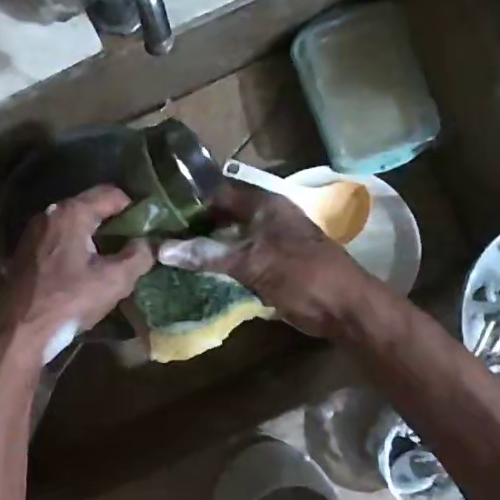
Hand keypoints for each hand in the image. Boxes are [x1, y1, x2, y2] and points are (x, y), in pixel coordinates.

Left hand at [0, 185, 155, 361]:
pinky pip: (59, 240)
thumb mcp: (114, 280)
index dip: (134, 207)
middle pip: (90, 207)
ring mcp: (33, 233)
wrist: (20, 331)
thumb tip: (150, 242)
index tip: (149, 227)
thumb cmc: (69, 301)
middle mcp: (49, 214)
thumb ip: (139, 255)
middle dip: (115, 223)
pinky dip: (75, 248)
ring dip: (94, 237)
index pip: (111, 194)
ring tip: (113, 259)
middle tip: (134, 244)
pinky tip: (85, 271)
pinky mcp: (24, 252)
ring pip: (73, 225)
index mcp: (71, 213)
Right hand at [156, 180, 377, 336]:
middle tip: (154, 233)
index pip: (217, 190)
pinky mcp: (267, 265)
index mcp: (264, 204)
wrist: (345, 309)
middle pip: (219, 214)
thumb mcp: (252, 263)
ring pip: (226, 238)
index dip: (188, 197)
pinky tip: (189, 272)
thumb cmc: (303, 276)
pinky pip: (234, 259)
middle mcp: (264, 217)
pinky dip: (214, 264)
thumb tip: (162, 249)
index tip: (156, 207)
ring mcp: (266, 242)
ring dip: (200, 246)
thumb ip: (207, 254)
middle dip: (190, 224)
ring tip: (163, 251)